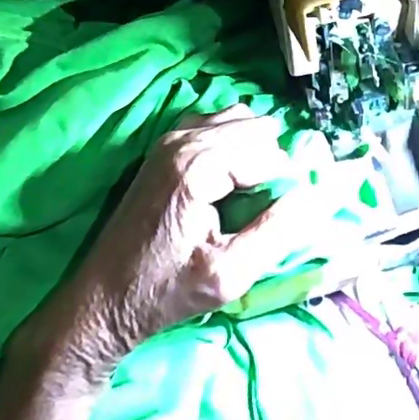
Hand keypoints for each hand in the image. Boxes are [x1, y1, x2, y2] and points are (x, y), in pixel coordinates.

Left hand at [20, 105, 331, 385]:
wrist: (102, 298)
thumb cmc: (164, 290)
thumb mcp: (229, 274)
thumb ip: (277, 230)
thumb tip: (316, 195)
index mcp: (198, 166)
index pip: (270, 154)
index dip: (286, 183)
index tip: (286, 215)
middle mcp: (184, 139)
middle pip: (256, 130)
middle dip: (274, 161)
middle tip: (274, 205)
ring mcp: (171, 137)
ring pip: (239, 121)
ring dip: (257, 148)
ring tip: (256, 192)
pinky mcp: (165, 144)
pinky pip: (217, 123)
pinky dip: (236, 139)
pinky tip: (236, 173)